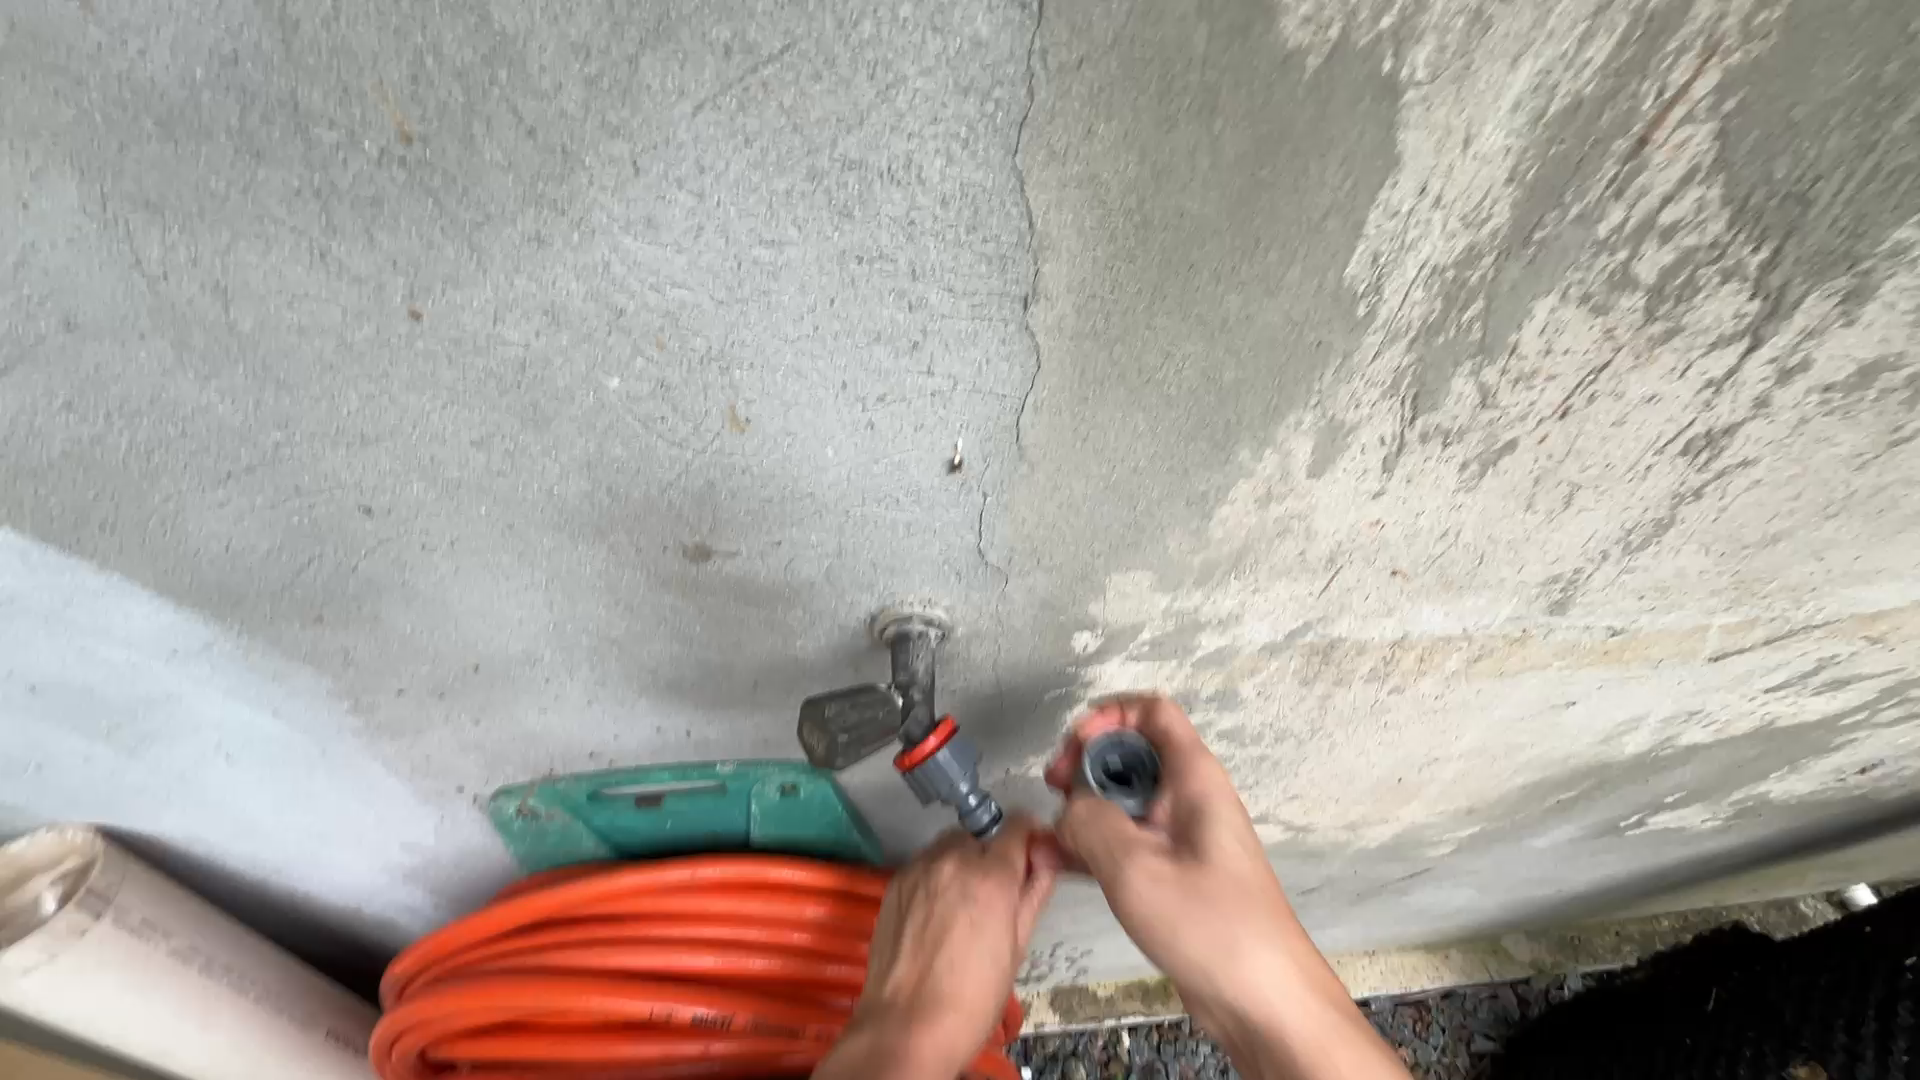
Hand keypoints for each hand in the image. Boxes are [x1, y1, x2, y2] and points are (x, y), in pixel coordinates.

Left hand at [816, 815, 1058, 1078]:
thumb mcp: (1018, 946)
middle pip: (981, 837)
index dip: (1028, 836)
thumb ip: (1034, 892)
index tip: (1031, 853)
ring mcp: (920, 867)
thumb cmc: (973, 997)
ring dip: (961, 863)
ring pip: (950, 847)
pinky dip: (935, 876)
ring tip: (960, 906)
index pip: (1017, 825)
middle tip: (993, 897)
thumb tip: (1045, 857)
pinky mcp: (896, 880)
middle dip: (991, 857)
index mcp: (993, 875)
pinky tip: (934, 914)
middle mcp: (955, 859)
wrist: (907, 1026)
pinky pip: (924, 863)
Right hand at [1046, 695, 1407, 1079]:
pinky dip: (1093, 843)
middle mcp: (1188, 797)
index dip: (1109, 716)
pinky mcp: (1172, 872)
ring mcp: (1179, 836)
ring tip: (1049, 832)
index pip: (1152, 711)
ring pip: (1123, 800)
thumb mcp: (1135, 866)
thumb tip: (1067, 809)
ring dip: (1083, 808)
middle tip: (1054, 789)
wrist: (1264, 1004)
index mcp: (1192, 777)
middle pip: (1131, 754)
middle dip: (1086, 764)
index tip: (1075, 747)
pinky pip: (1126, 840)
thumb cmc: (1209, 924)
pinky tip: (1059, 862)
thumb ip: (1088, 821)